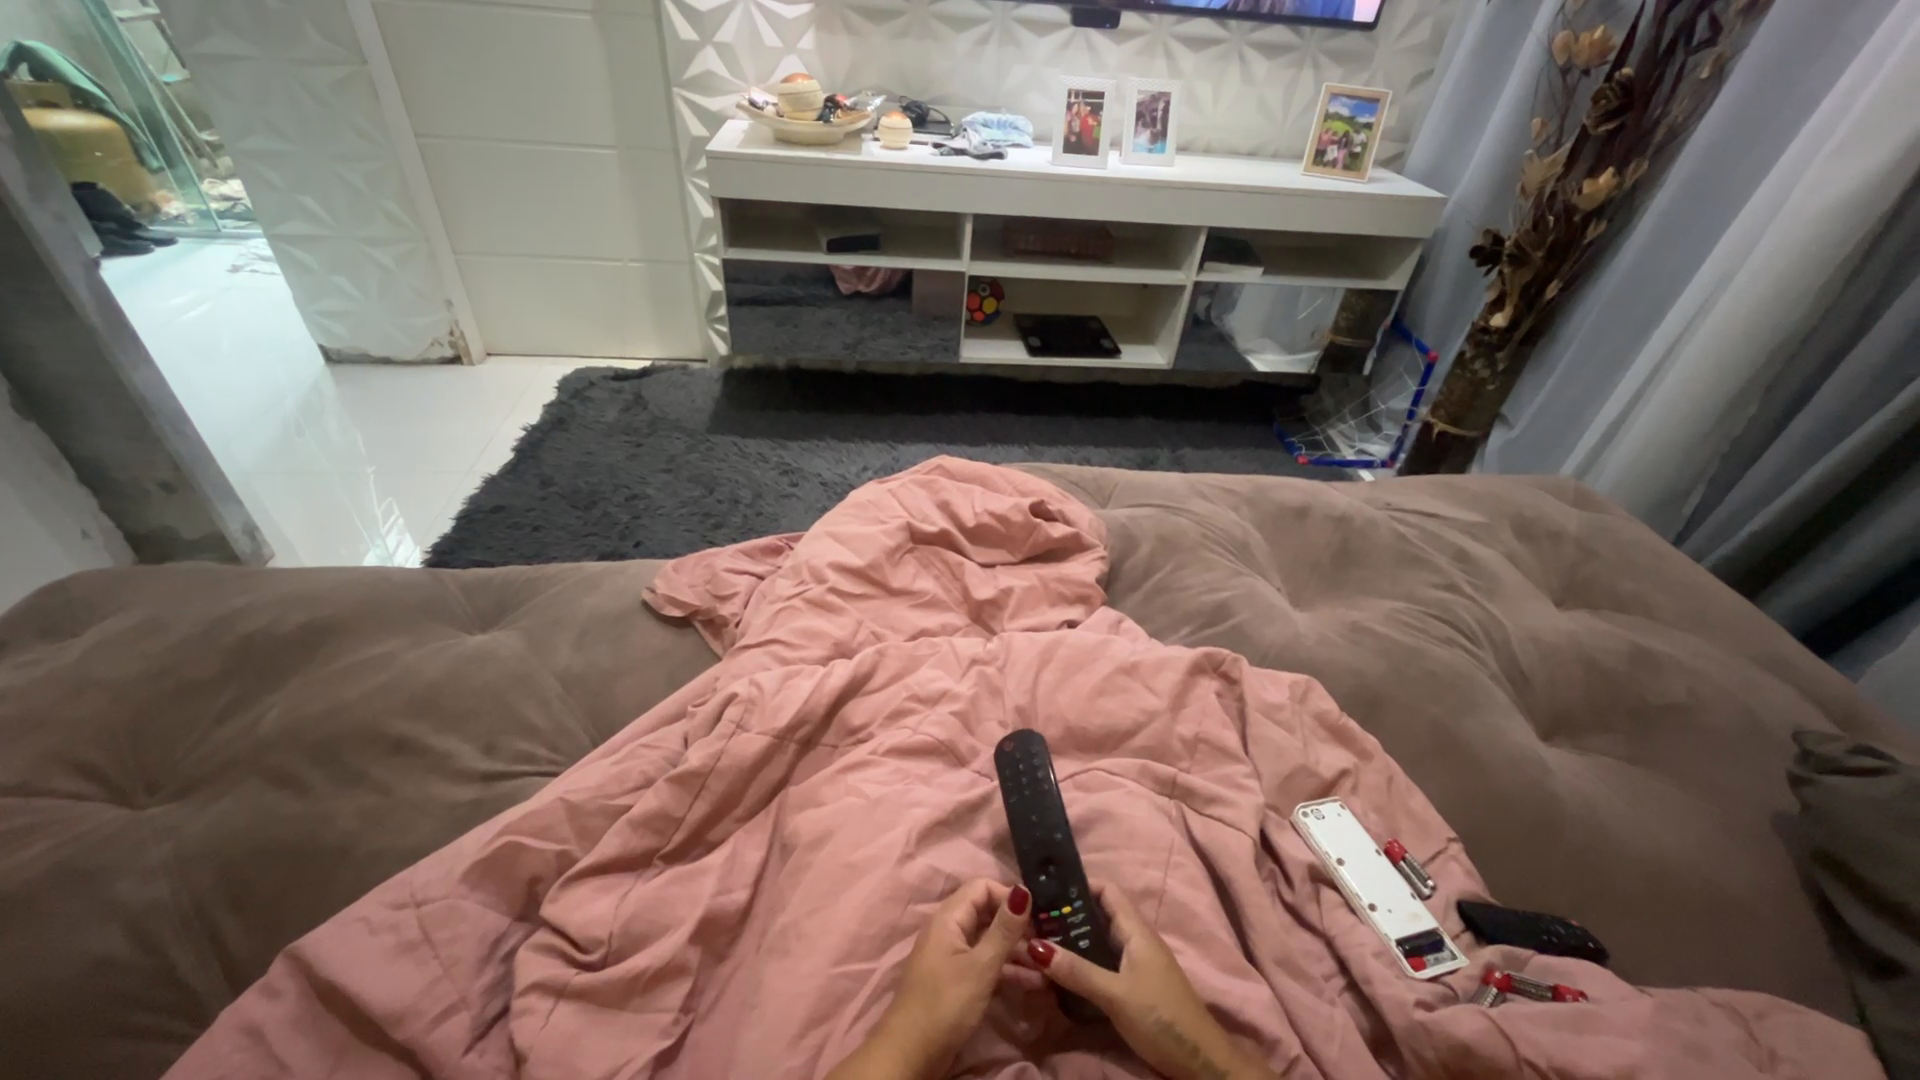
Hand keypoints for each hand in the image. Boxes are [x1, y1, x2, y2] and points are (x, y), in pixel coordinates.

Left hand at [825, 879, 1032, 1079]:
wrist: (911, 1054)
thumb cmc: (945, 1003)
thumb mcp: (980, 966)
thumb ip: (1004, 929)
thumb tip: (1024, 889)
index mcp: (949, 918)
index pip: (982, 887)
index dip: (1009, 895)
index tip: (1038, 913)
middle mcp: (950, 931)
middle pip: (988, 914)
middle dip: (1018, 924)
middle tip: (1051, 938)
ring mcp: (953, 957)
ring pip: (990, 942)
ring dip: (1018, 951)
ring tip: (1049, 964)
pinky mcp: (959, 981)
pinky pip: (987, 965)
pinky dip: (1008, 971)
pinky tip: (1036, 983)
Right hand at [1025, 882, 1275, 1079]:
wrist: (1200, 1062)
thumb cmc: (1162, 1018)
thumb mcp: (1116, 995)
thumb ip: (1077, 971)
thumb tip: (1034, 945)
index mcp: (1136, 931)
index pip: (1106, 890)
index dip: (1078, 884)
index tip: (1045, 891)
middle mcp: (1135, 940)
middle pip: (1097, 914)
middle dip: (1066, 915)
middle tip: (1032, 921)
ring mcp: (1135, 964)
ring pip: (1097, 941)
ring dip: (1070, 941)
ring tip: (1037, 944)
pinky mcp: (1132, 985)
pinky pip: (1101, 962)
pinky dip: (1080, 962)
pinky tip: (1060, 973)